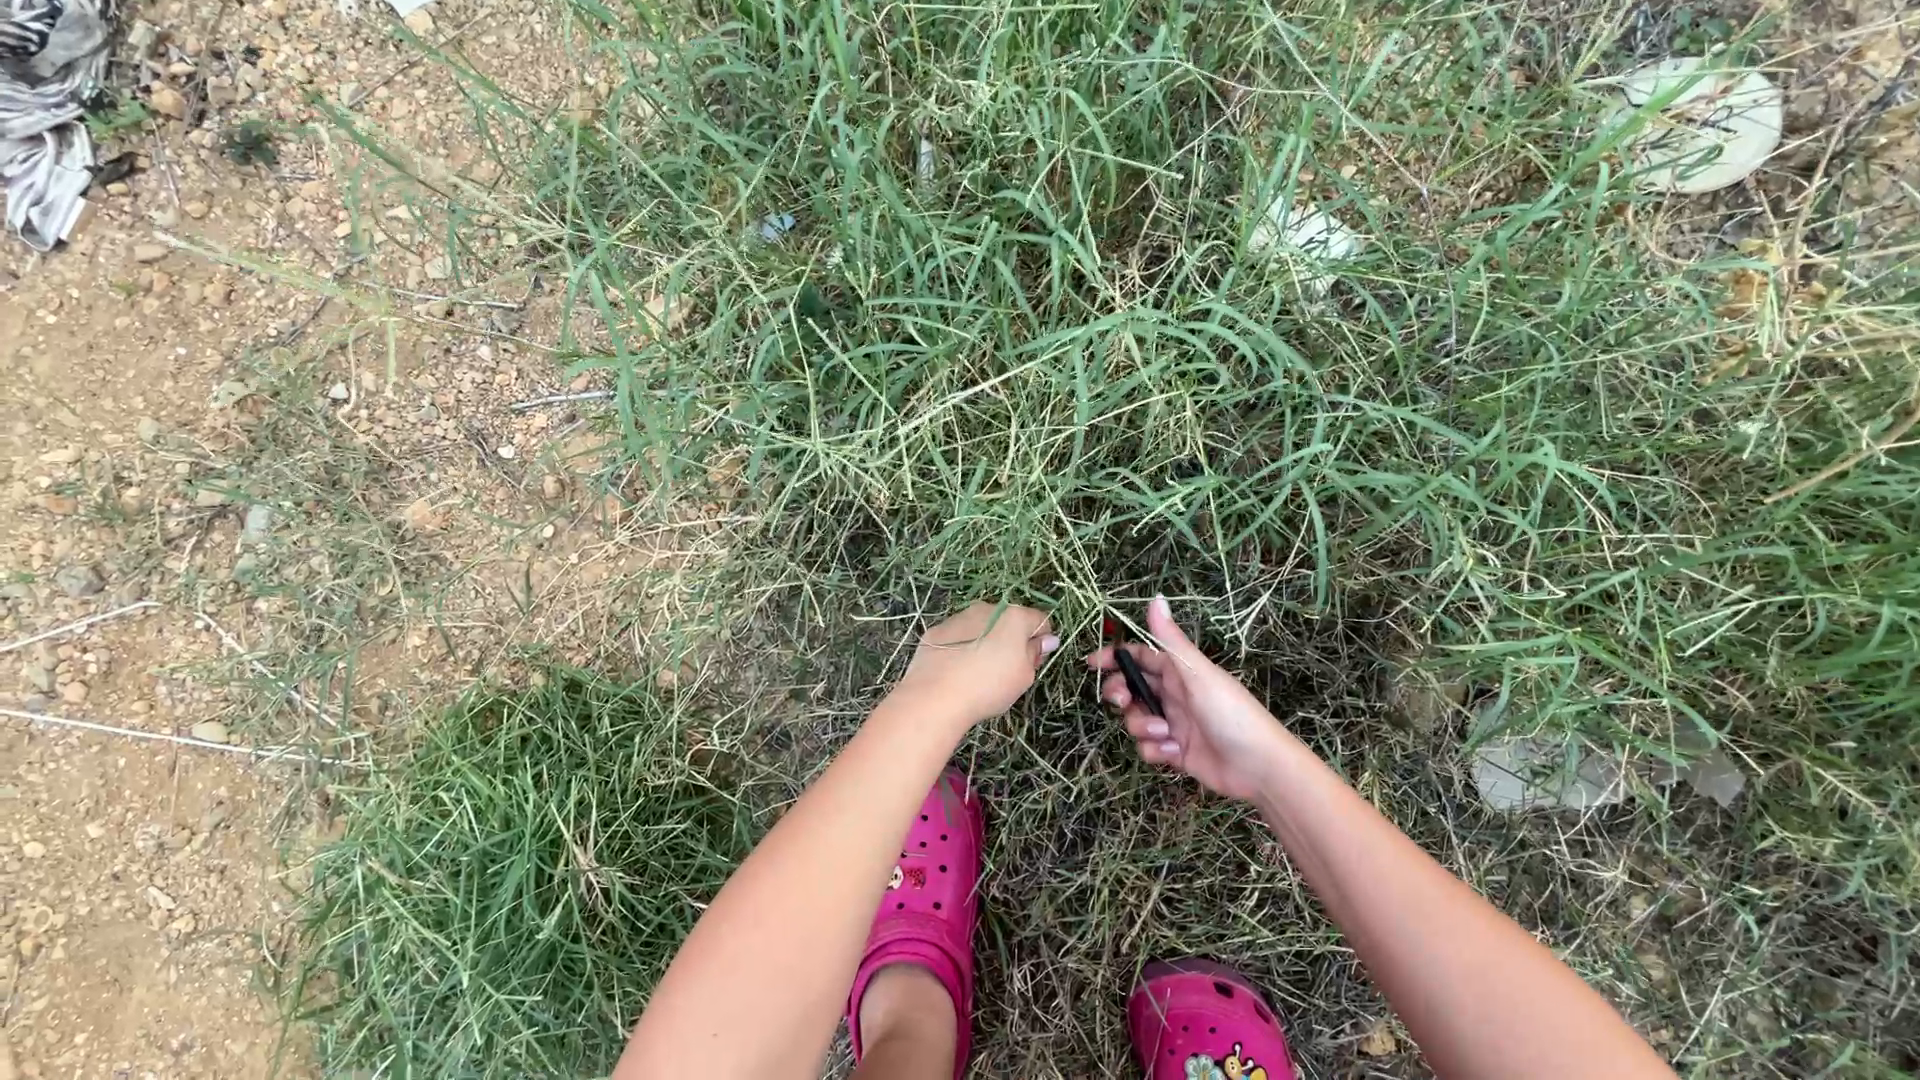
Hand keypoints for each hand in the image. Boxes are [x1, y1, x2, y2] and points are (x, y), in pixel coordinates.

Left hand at [889, 601, 1057, 725]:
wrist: (935, 697)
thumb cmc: (988, 687)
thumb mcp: (1024, 676)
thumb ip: (1035, 653)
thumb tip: (1046, 640)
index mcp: (1013, 617)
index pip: (1040, 621)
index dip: (1041, 641)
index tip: (1034, 661)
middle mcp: (985, 609)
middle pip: (1008, 621)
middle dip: (1012, 640)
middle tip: (1007, 671)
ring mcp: (957, 618)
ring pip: (980, 627)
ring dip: (985, 642)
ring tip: (976, 674)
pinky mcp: (935, 631)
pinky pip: (956, 637)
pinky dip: (960, 648)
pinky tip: (955, 671)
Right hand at [1087, 597, 1292, 800]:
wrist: (1258, 765)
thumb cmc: (1232, 713)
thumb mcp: (1198, 673)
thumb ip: (1171, 640)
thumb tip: (1155, 598)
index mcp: (1179, 672)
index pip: (1139, 657)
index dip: (1114, 658)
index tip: (1091, 663)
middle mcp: (1173, 695)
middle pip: (1131, 689)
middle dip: (1120, 695)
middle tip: (1122, 702)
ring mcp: (1173, 724)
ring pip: (1136, 720)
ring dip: (1142, 727)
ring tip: (1164, 735)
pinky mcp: (1174, 751)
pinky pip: (1148, 748)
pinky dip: (1155, 751)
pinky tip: (1173, 754)